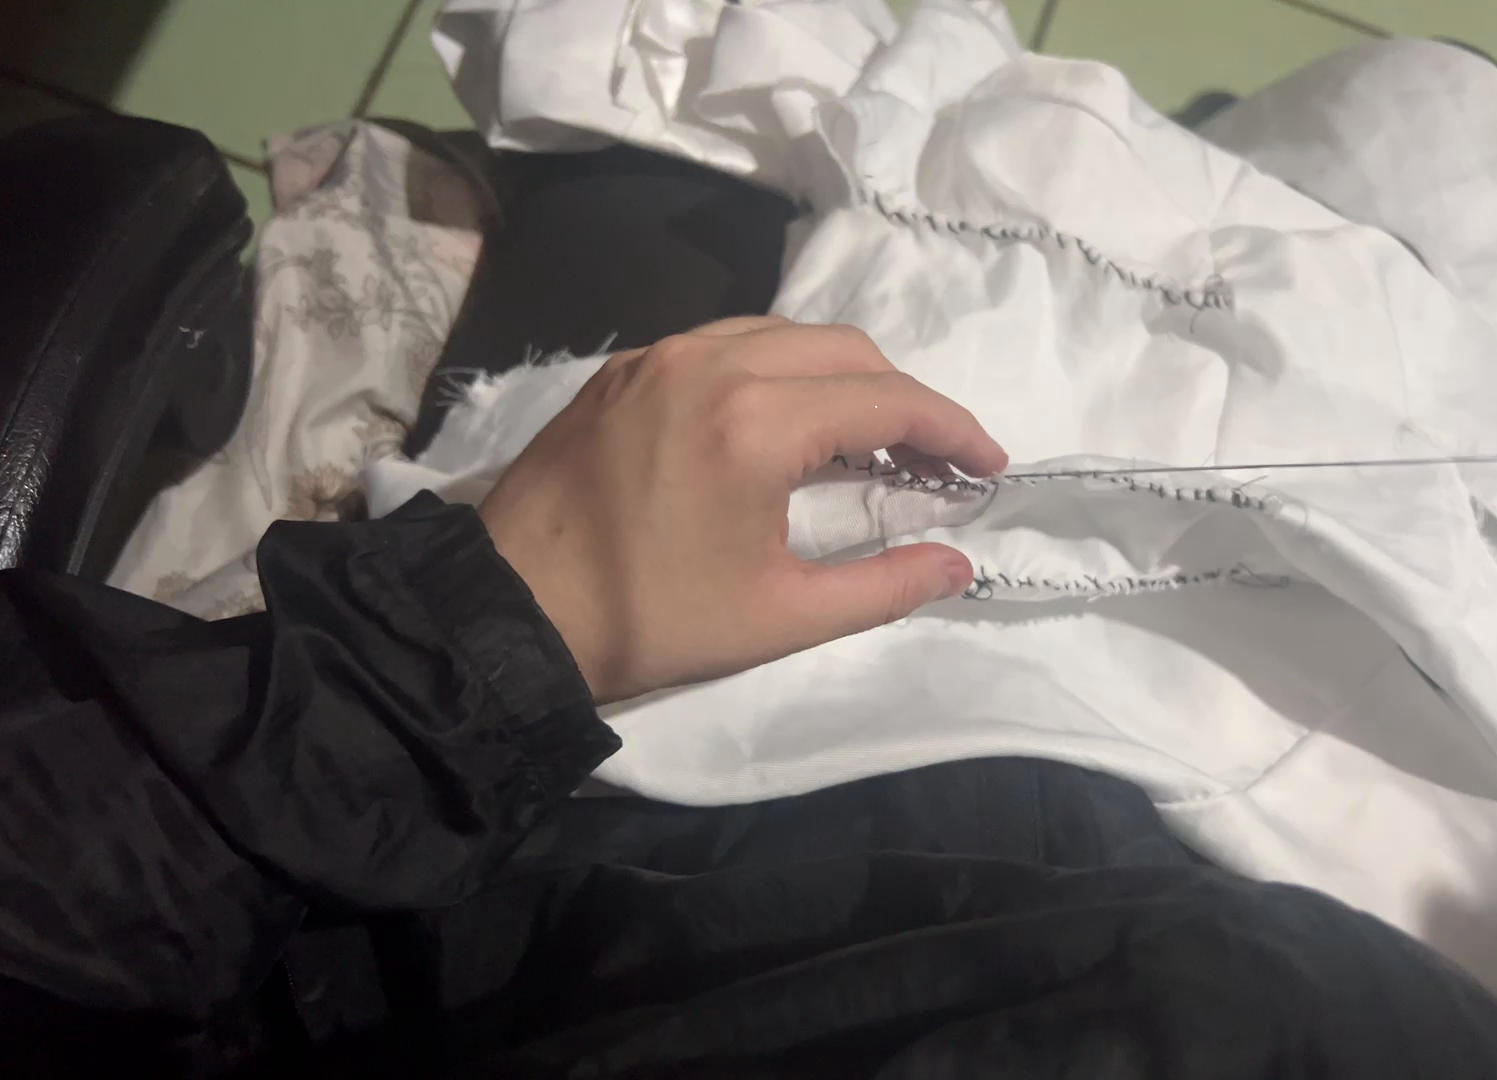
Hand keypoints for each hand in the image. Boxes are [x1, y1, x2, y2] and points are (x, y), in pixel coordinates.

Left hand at [478, 317, 1007, 703]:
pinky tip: (783, 419)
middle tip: (929, 460)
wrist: (509, 611)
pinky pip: (729, 343)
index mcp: (755, 421)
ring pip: (786, 335)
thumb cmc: (650, 621)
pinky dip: (780, 370)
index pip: (887, 401)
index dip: (951, 430)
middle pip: (845, 351)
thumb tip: (958, 565)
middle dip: (903, 401)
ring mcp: (661, 354)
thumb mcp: (780, 618)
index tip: (987, 464)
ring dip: (843, 379)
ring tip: (864, 440)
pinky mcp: (625, 365)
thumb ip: (883, 587)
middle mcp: (711, 361)